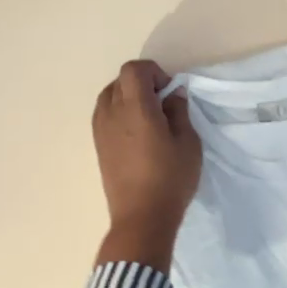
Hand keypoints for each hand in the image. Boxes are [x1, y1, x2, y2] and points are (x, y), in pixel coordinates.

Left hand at [90, 60, 201, 272]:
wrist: (141, 218)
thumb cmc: (170, 178)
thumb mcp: (188, 142)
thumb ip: (179, 111)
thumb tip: (172, 96)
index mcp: (135, 107)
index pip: (134, 70)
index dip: (154, 72)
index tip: (169, 91)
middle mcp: (112, 113)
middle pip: (120, 80)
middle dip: (142, 82)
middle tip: (162, 103)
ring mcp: (100, 130)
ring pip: (109, 96)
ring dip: (128, 96)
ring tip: (149, 117)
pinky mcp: (98, 146)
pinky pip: (104, 114)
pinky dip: (119, 111)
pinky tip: (137, 133)